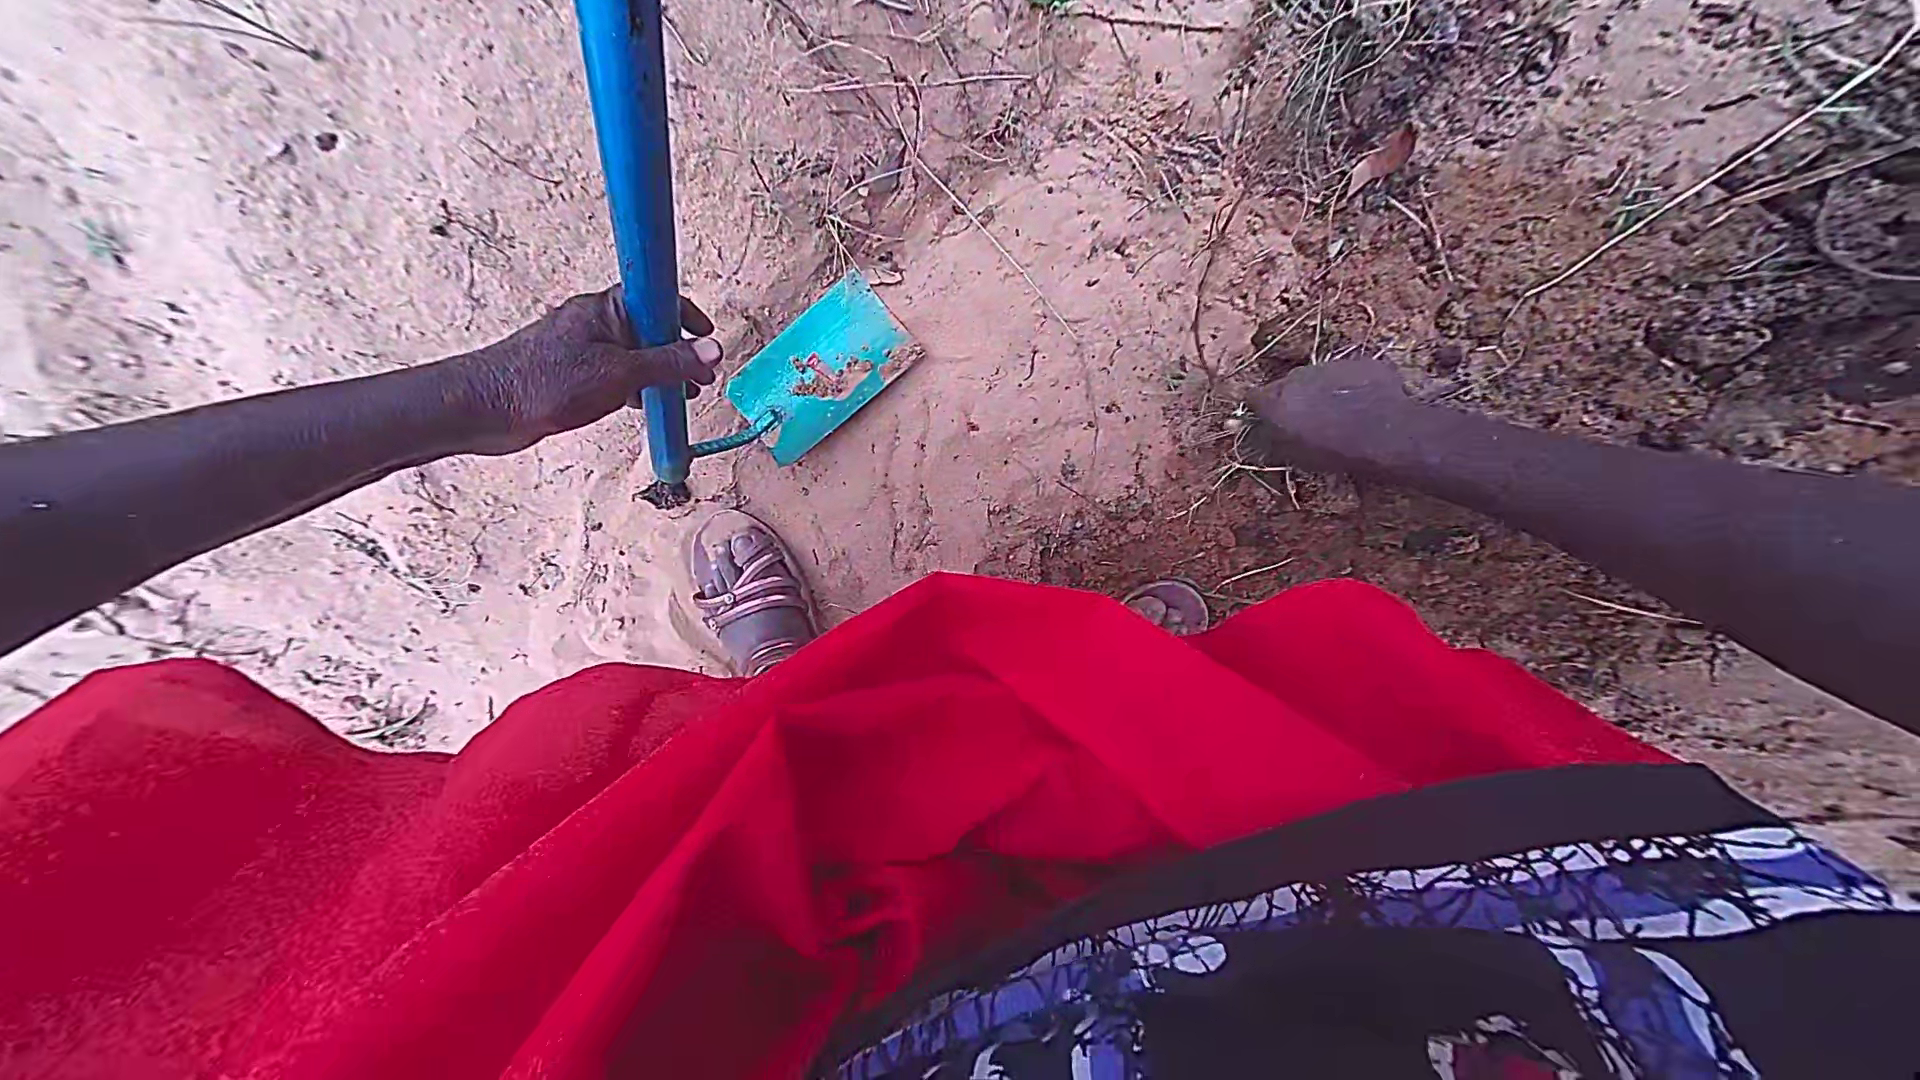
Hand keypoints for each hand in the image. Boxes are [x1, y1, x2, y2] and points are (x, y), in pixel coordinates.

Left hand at [450, 286, 720, 454]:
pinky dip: (640, 385)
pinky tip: (646, 404)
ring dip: (663, 373)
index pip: (657, 296)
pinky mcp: (579, 372)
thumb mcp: (619, 374)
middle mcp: (598, 322)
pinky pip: (622, 372)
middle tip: (700, 379)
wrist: (484, 409)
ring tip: (680, 396)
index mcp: (606, 309)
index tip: (707, 337)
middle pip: (652, 327)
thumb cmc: (544, 383)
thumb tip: (712, 350)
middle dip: (681, 351)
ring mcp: (588, 347)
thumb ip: (668, 362)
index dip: (686, 315)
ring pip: (639, 353)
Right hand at [1247, 356, 1412, 471]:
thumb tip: (1247, 427)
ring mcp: (1328, 366)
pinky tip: (1357, 401)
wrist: (1387, 434)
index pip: (1252, 397)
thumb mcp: (1290, 454)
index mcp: (1275, 400)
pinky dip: (1344, 384)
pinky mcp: (1357, 362)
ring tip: (1333, 410)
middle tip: (1301, 418)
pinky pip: (1342, 373)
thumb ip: (1265, 436)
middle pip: (1282, 384)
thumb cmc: (1333, 452)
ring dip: (1315, 389)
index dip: (1257, 409)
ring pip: (1312, 376)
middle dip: (1287, 398)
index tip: (1264, 419)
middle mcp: (1296, 377)